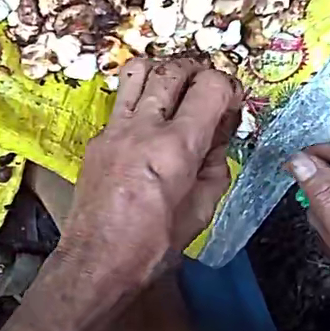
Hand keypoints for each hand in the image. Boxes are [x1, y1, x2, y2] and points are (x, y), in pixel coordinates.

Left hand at [54, 58, 241, 301]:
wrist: (97, 261)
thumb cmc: (153, 246)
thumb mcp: (201, 211)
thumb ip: (216, 165)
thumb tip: (220, 135)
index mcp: (177, 148)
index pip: (210, 86)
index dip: (229, 88)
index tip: (232, 103)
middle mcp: (144, 128)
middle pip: (175, 69)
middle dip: (199, 71)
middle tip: (207, 90)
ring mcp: (115, 129)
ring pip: (139, 71)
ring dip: (164, 72)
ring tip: (175, 89)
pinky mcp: (97, 138)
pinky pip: (121, 101)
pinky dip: (140, 98)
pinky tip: (148, 120)